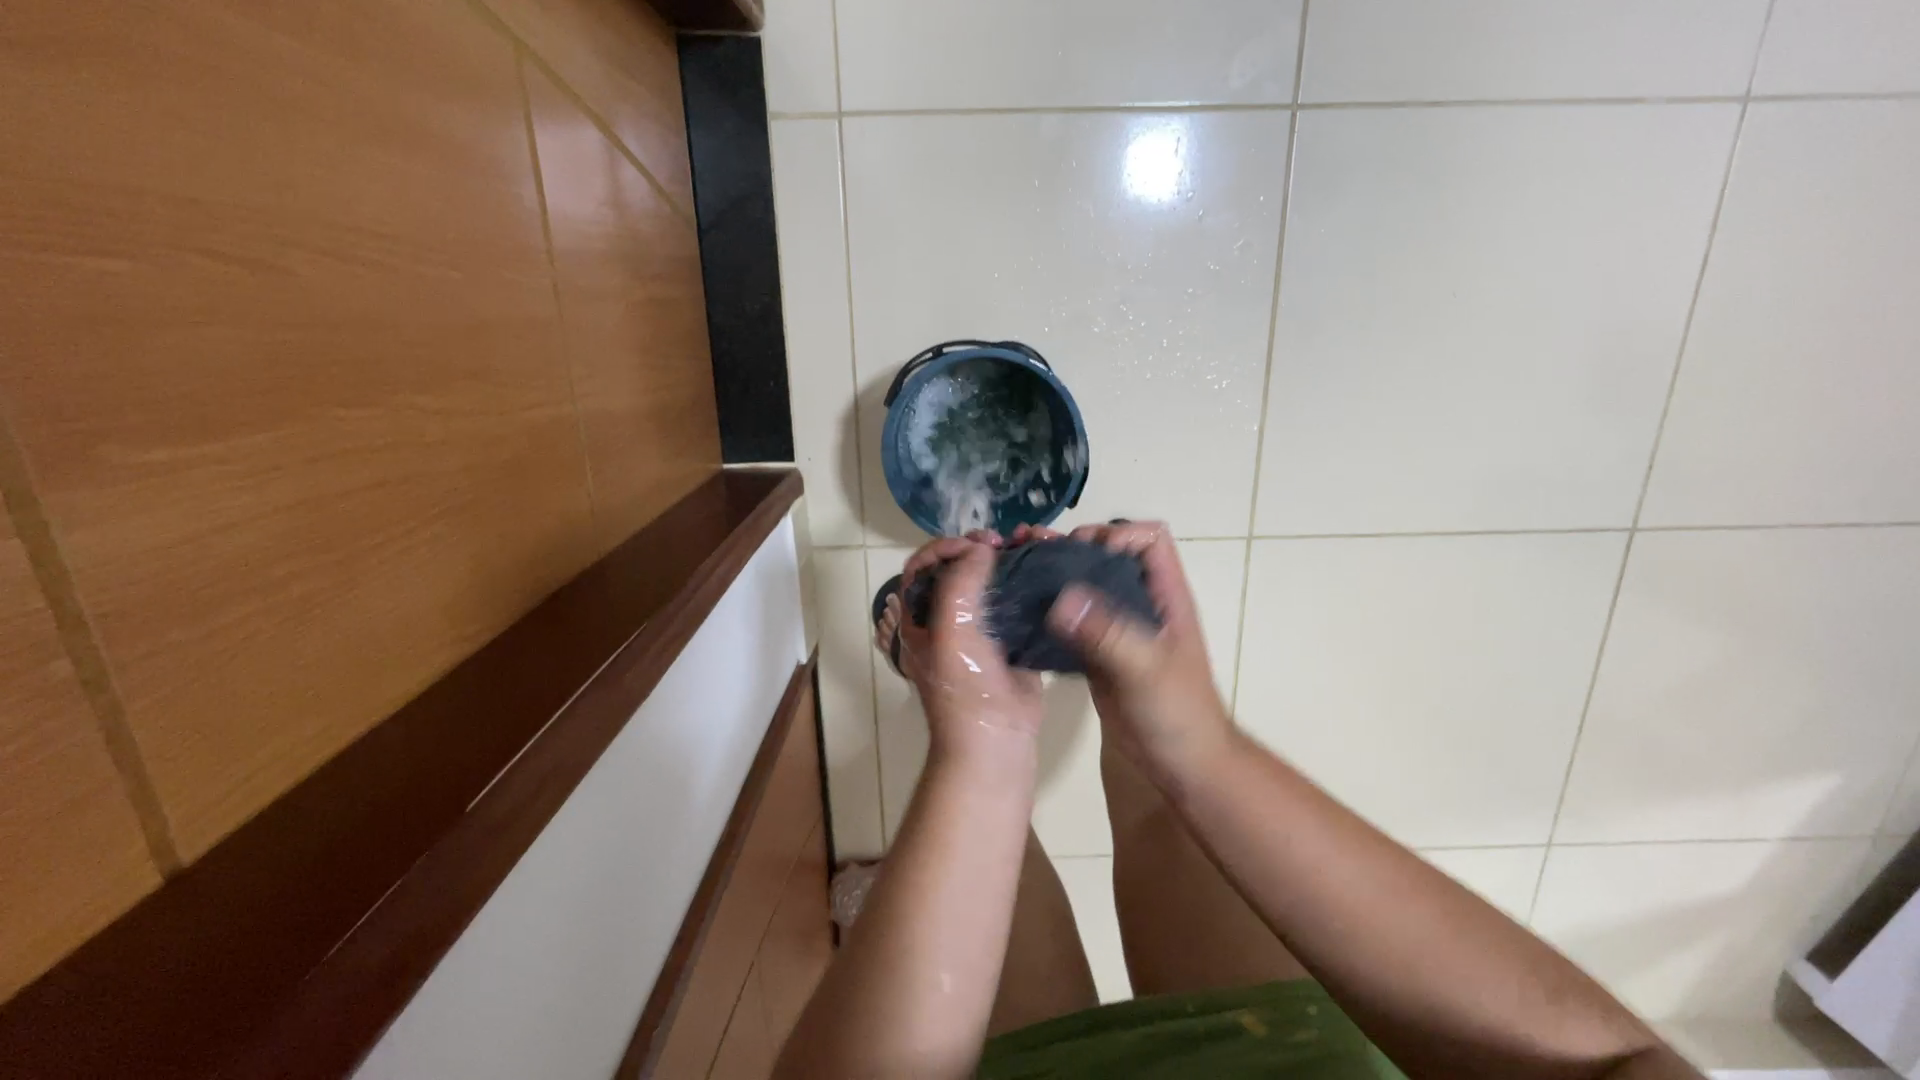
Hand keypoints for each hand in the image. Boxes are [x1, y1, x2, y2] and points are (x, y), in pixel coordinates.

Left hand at [896, 537, 1044, 764]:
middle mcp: (945, 621)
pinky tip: (1038, 571)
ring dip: (1001, 562)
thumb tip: (980, 549)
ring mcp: (979, 631)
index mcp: (919, 619)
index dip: (943, 548)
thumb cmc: (963, 687)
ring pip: (986, 584)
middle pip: (955, 571)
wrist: (996, 738)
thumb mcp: (950, 631)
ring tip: (1022, 550)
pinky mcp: (1010, 641)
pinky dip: (1024, 582)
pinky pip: (1014, 602)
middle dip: (974, 550)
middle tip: (1000, 543)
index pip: (921, 568)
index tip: (973, 545)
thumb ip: (958, 584)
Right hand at [1041, 521, 1235, 785]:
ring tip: (1018, 573)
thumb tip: (1061, 598)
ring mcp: (1119, 629)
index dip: (1119, 534)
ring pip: (1087, 587)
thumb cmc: (1178, 713)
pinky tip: (1020, 615)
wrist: (1182, 765)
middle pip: (1110, 555)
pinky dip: (1048, 613)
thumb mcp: (1147, 669)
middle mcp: (1142, 604)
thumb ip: (1108, 633)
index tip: (1082, 552)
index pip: (1150, 539)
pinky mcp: (1098, 654)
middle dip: (1074, 548)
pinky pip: (1072, 623)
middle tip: (1036, 557)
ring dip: (1056, 577)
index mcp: (1166, 596)